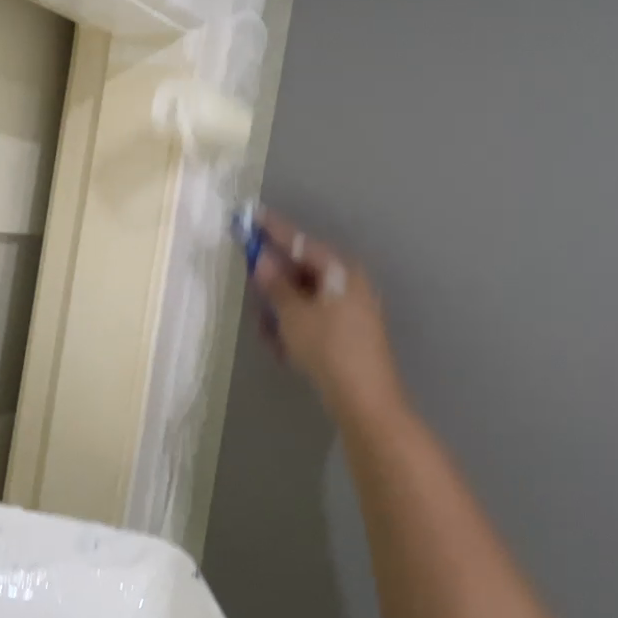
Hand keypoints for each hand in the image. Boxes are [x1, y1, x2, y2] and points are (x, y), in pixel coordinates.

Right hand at [250, 208, 405, 419]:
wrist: (365, 400)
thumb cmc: (327, 348)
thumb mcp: (292, 314)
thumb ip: (275, 284)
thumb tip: (262, 259)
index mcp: (340, 271)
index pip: (301, 243)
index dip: (274, 230)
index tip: (252, 216)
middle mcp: (350, 284)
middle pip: (302, 271)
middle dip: (274, 281)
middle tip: (252, 289)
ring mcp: (352, 310)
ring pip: (304, 299)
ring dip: (281, 310)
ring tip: (267, 333)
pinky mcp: (349, 334)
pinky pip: (313, 319)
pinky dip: (295, 327)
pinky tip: (282, 348)